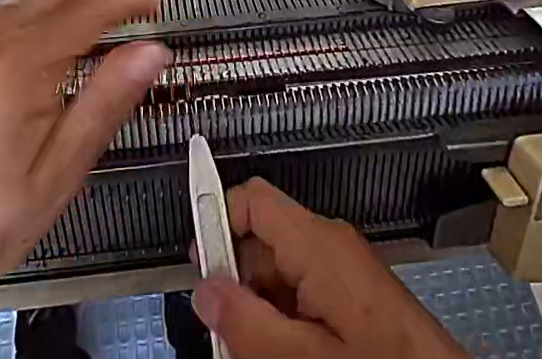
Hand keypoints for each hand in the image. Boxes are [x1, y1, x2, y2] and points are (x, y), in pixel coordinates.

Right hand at [191, 179, 466, 358]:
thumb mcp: (303, 355)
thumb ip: (249, 324)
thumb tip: (205, 290)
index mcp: (317, 242)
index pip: (253, 198)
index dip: (217, 218)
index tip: (193, 259)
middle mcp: (328, 241)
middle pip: (260, 240)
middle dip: (234, 284)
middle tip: (224, 337)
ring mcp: (340, 264)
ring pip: (277, 272)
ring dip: (256, 309)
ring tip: (253, 352)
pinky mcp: (348, 287)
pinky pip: (300, 289)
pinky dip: (281, 318)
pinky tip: (280, 351)